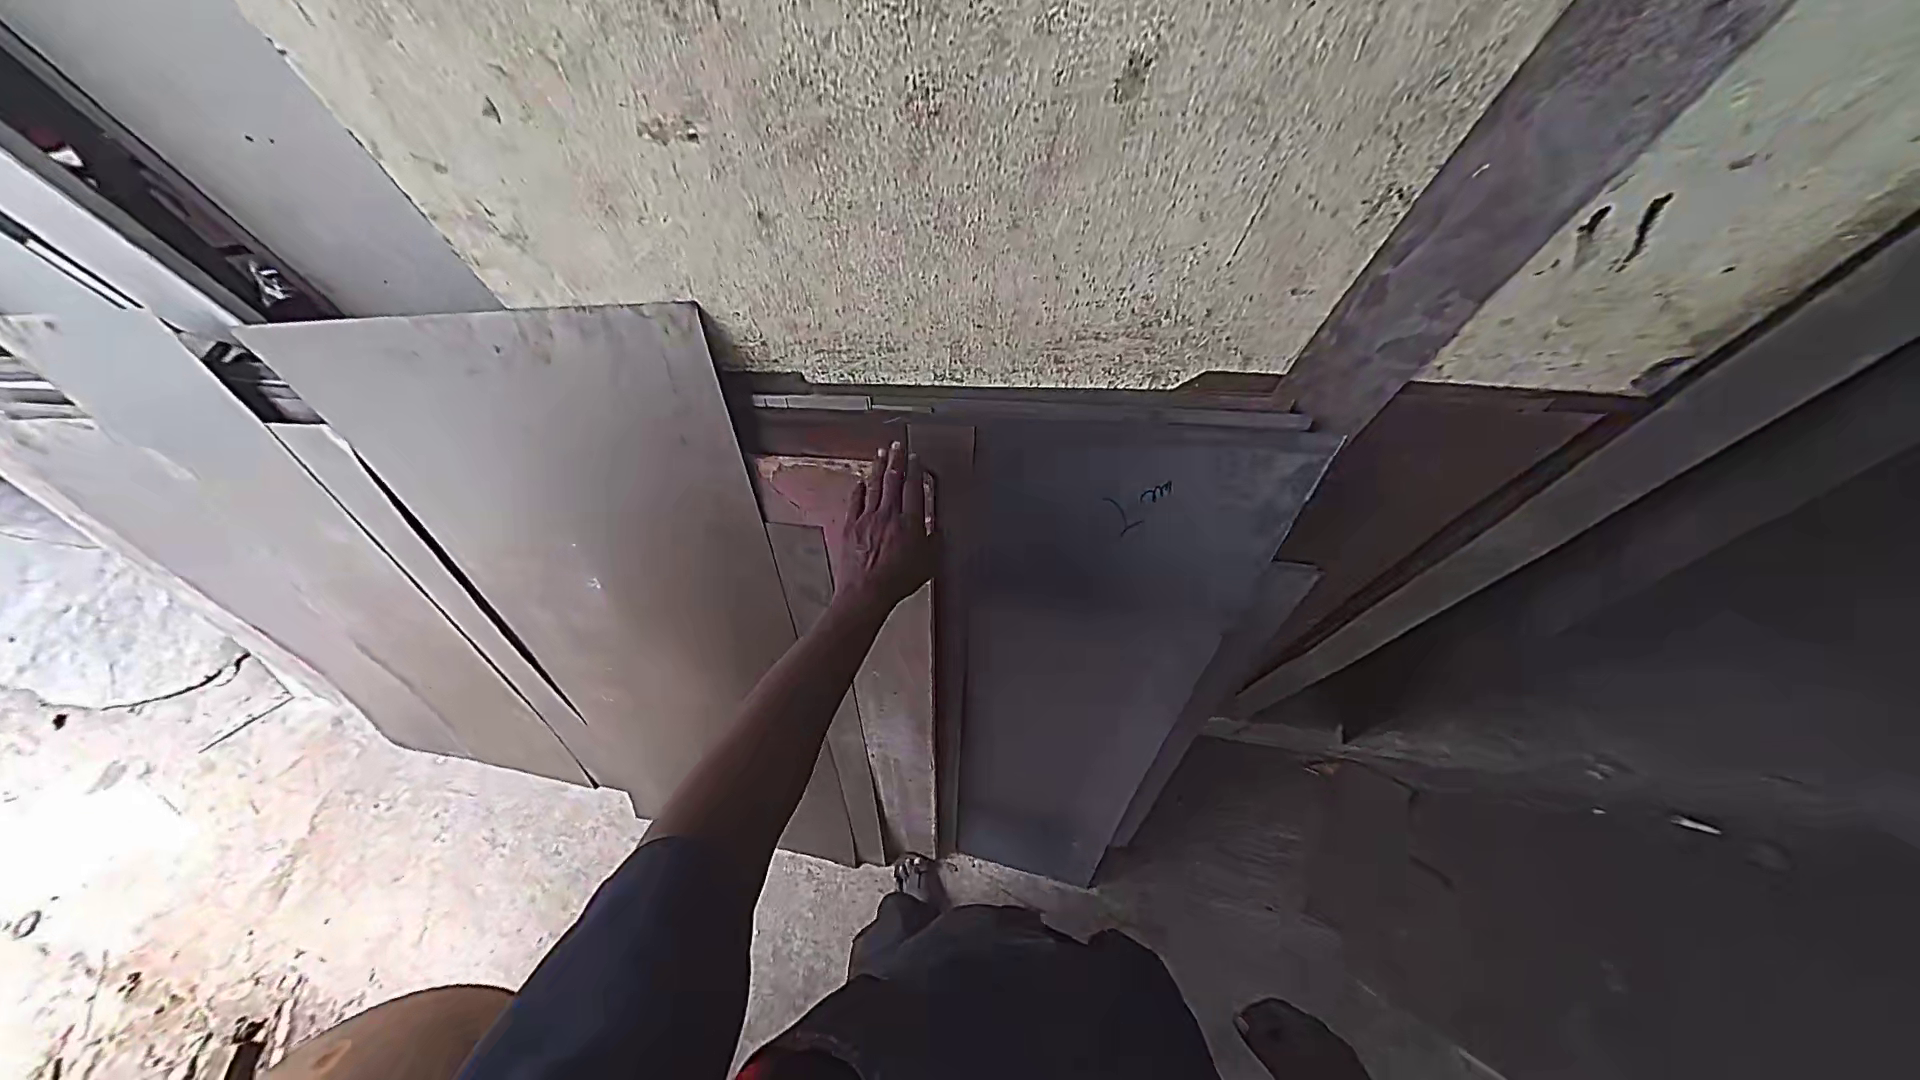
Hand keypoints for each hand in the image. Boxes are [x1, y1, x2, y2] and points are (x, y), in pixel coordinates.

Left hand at [835, 440, 937, 613]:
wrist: (866, 592)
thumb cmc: (898, 580)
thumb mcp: (929, 561)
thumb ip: (934, 539)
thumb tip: (937, 525)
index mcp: (910, 522)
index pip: (914, 488)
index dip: (915, 470)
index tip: (915, 458)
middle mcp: (888, 515)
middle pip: (893, 480)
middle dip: (896, 460)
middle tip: (897, 445)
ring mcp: (867, 518)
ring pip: (874, 485)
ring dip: (878, 467)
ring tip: (881, 453)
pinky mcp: (851, 526)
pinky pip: (855, 500)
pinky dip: (860, 489)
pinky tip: (862, 482)